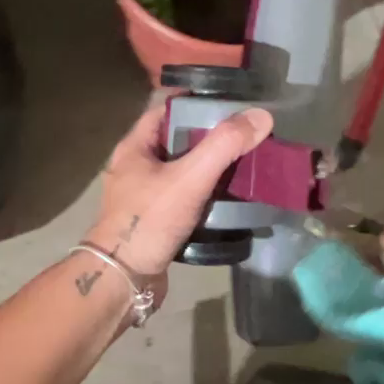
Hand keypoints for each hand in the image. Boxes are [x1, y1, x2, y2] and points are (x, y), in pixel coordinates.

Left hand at [89, 103, 273, 277]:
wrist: (122, 280)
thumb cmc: (149, 221)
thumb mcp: (189, 178)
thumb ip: (223, 146)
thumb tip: (260, 116)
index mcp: (134, 147)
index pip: (167, 111)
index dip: (197, 104)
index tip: (231, 105)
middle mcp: (136, 167)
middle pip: (178, 141)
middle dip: (210, 138)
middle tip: (246, 136)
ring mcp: (143, 196)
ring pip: (182, 172)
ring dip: (209, 169)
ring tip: (246, 164)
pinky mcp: (154, 221)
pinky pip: (183, 198)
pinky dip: (205, 195)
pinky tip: (230, 198)